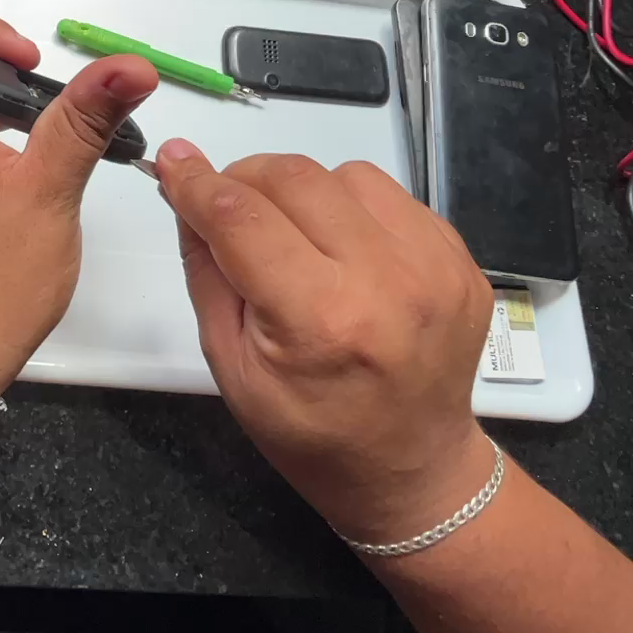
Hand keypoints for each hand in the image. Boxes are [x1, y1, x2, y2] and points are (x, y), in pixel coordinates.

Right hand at [154, 142, 496, 543]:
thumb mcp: (228, 361)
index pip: (242, 218)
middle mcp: (386, 282)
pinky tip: (338, 246)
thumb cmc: (307, 431)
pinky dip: (346, 203)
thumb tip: (185, 194)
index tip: (172, 163)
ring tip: (289, 234)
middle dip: (242, 178)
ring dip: (298, 189)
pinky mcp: (459, 258)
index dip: (197, 184)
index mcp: (320, 320)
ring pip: (342, 173)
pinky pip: (387, 193)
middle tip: (224, 205)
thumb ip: (205, 268)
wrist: (411, 470)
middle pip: (293, 178)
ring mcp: (434, 267)